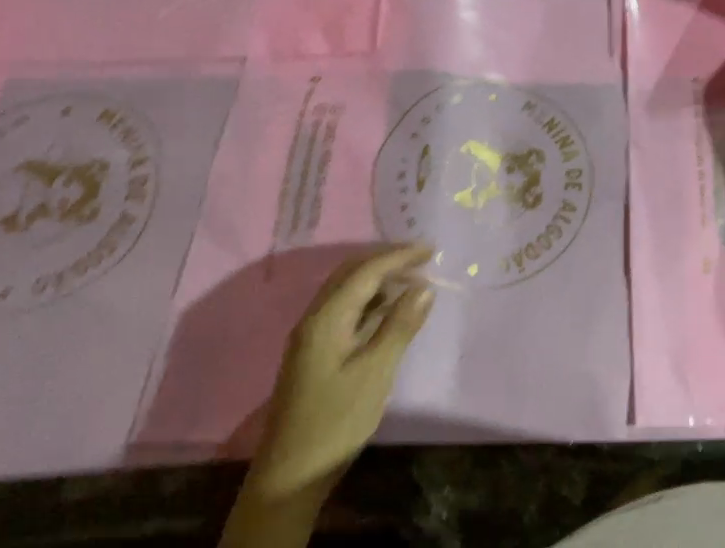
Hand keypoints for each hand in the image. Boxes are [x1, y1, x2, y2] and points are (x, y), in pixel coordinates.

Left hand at [246, 243, 434, 501]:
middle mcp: (314, 319)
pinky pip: (345, 311)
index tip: (433, 250)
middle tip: (423, 259)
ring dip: (379, 280)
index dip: (399, 256)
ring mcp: (312, 336)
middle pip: (350, 274)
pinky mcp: (316, 353)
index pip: (365, 272)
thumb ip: (399, 326)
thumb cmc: (336, 420)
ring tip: (413, 281)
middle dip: (387, 261)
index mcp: (326, 319)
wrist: (291, 473)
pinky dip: (370, 302)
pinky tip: (390, 311)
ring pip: (346, 292)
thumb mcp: (376, 372)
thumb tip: (424, 287)